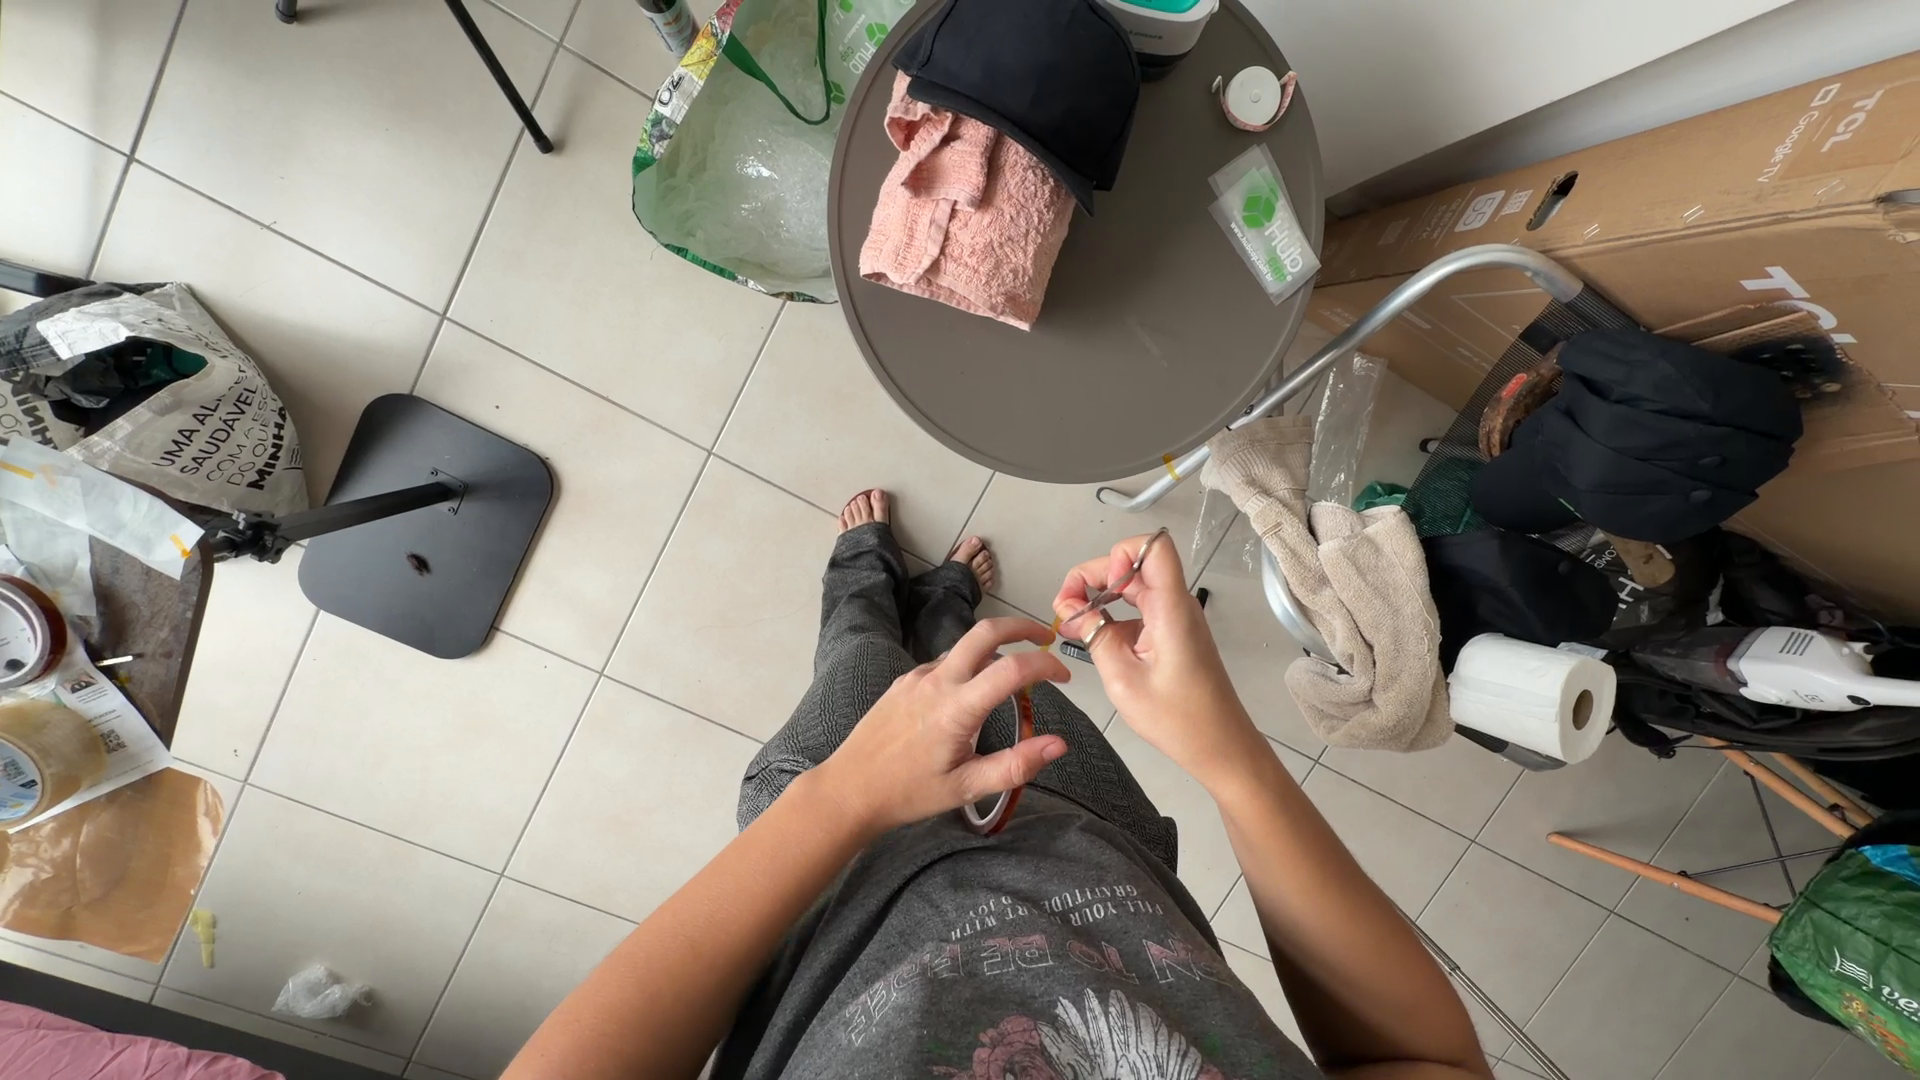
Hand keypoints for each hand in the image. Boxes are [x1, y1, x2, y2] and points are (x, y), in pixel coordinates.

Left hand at [811, 617, 1069, 835]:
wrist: (848, 789)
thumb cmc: (909, 793)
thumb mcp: (966, 788)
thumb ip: (1015, 766)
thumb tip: (1059, 744)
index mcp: (956, 708)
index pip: (1011, 669)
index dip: (1045, 664)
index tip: (1063, 676)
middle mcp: (936, 681)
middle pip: (985, 631)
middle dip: (1021, 626)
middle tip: (1045, 638)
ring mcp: (917, 677)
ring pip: (963, 648)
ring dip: (993, 649)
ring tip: (1012, 677)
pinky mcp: (903, 681)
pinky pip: (943, 663)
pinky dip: (967, 667)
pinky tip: (970, 696)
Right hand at [1053, 535, 1263, 788]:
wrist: (1220, 746)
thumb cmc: (1176, 718)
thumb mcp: (1121, 677)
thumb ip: (1094, 633)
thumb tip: (1069, 607)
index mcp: (1170, 607)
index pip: (1153, 546)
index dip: (1119, 554)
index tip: (1097, 589)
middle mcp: (1175, 602)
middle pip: (1133, 562)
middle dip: (1094, 577)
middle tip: (1065, 609)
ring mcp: (1175, 615)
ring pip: (1132, 583)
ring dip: (1099, 595)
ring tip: (1071, 623)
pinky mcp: (1171, 629)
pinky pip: (1138, 605)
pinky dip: (1112, 613)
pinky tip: (1092, 636)